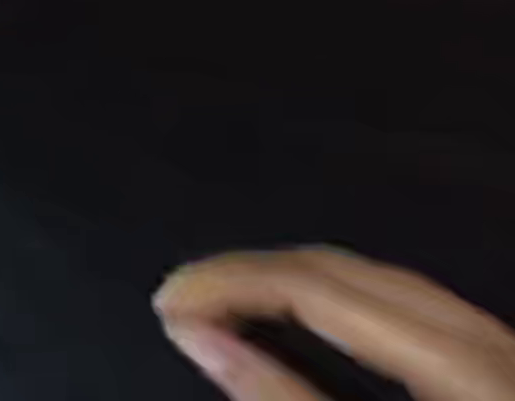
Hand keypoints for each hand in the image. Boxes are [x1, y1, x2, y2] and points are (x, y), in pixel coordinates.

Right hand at [155, 247, 514, 400]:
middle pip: (342, 270)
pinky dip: (337, 300)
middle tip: (186, 302)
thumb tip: (189, 329)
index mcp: (479, 378)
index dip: (223, 282)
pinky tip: (306, 320)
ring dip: (286, 280)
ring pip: (378, 279)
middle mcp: (506, 354)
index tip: (168, 308)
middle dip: (245, 273)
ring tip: (228, 303)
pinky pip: (412, 306)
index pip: (313, 287)